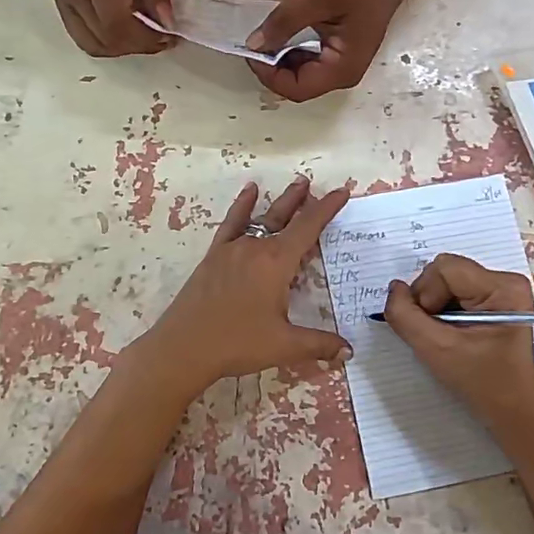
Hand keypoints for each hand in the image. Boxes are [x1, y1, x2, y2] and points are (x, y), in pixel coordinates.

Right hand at [50, 0, 172, 56]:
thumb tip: (165, 22)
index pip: (118, 23)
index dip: (144, 38)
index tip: (168, 36)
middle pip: (107, 39)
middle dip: (138, 46)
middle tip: (160, 38)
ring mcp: (63, 2)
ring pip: (94, 46)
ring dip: (123, 49)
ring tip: (143, 37)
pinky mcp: (61, 7)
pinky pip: (85, 40)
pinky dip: (107, 45)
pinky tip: (124, 34)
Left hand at [132, 178, 351, 390]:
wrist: (184, 346)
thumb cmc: (237, 343)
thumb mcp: (284, 345)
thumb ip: (319, 344)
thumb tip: (349, 351)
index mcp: (275, 263)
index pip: (307, 228)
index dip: (326, 209)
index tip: (341, 191)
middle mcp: (253, 248)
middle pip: (281, 217)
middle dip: (299, 200)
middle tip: (310, 182)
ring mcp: (229, 250)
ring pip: (258, 218)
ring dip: (276, 203)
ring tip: (290, 186)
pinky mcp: (212, 258)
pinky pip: (230, 225)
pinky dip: (241, 208)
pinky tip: (246, 196)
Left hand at [243, 0, 414, 100]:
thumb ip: (282, 23)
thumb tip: (254, 45)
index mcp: (342, 69)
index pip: (296, 88)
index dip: (269, 75)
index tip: (253, 51)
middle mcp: (343, 74)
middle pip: (297, 85)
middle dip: (273, 68)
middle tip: (257, 43)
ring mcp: (343, 65)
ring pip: (301, 75)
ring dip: (280, 60)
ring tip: (269, 37)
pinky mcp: (340, 52)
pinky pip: (308, 62)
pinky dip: (291, 51)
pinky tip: (284, 34)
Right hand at [380, 253, 533, 415]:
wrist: (509, 405)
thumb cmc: (479, 380)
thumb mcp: (433, 348)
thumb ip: (404, 314)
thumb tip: (394, 288)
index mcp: (503, 288)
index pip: (443, 269)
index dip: (426, 295)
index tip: (433, 326)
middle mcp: (505, 280)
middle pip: (443, 271)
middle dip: (428, 299)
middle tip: (436, 330)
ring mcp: (500, 288)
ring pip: (443, 279)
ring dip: (432, 305)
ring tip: (444, 332)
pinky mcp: (492, 297)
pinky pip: (450, 289)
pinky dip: (440, 308)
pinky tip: (451, 329)